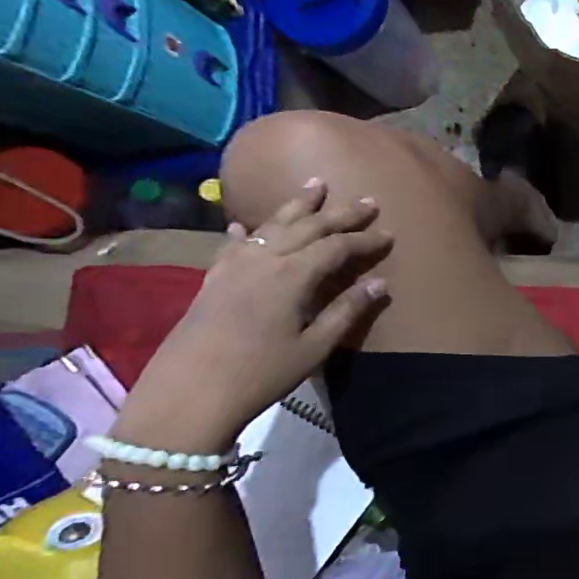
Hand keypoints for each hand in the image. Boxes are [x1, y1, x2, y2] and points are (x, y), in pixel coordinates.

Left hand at [113, 178, 393, 452]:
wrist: (189, 393)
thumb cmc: (261, 373)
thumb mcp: (314, 347)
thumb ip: (346, 311)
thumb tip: (380, 283)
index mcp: (292, 276)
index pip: (336, 247)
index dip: (364, 240)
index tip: (389, 235)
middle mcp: (263, 260)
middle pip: (307, 227)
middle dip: (339, 213)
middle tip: (366, 201)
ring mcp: (234, 266)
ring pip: (271, 225)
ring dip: (296, 205)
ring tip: (314, 185)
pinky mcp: (213, 279)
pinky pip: (234, 244)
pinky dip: (245, 231)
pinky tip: (242, 225)